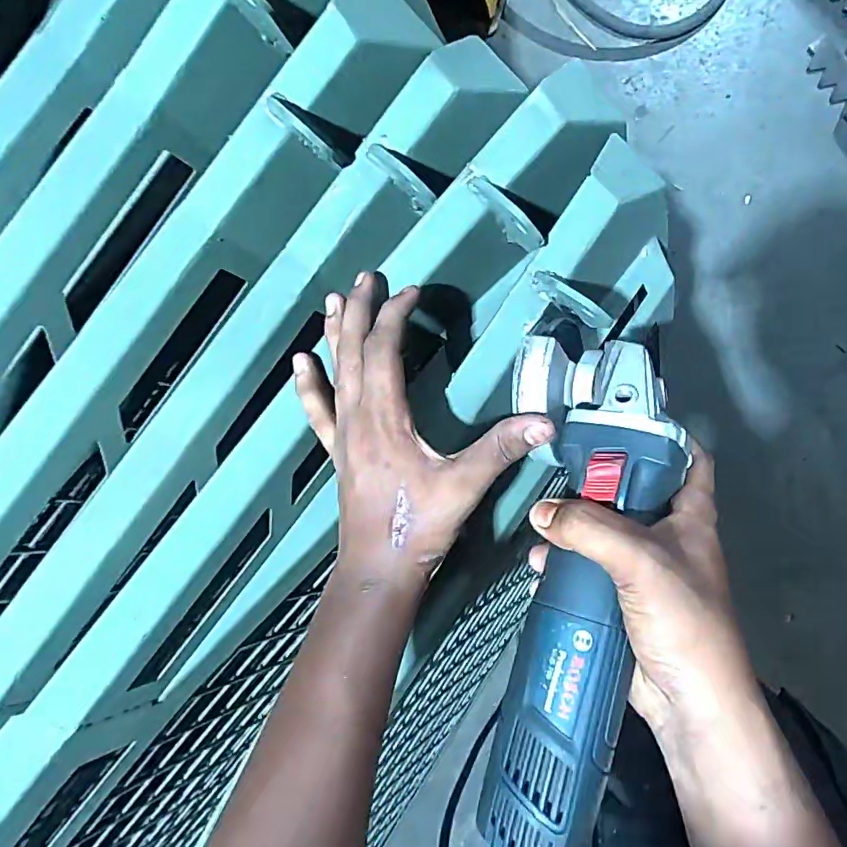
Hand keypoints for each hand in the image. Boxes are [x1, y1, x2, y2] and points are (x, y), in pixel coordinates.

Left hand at [291, 271, 554, 589]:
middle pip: (352, 352)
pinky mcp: (339, 452)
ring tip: (331, 301)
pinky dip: (310, 383)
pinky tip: (301, 365)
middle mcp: (358, 419)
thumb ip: (502, 449)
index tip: (412, 292)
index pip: (384, 352)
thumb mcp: (466, 485)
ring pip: (335, 373)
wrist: (379, 568)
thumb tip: (545, 421)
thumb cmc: (420, 526)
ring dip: (334, 335)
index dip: (395, 317)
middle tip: (367, 277)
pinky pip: (319, 409)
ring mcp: (344, 435)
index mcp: (385, 419)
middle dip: (359, 311)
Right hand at [526, 443, 758, 737]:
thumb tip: (543, 513)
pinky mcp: (622, 600)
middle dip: (599, 482)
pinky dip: (566, 565)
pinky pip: (590, 570)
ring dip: (574, 527)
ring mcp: (644, 570)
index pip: (689, 460)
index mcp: (691, 516)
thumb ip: (590, 530)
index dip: (666, 436)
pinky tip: (542, 566)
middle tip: (562, 470)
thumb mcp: (640, 561)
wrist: (688, 702)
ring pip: (605, 533)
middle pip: (634, 493)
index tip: (626, 421)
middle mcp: (669, 536)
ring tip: (542, 523)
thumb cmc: (685, 621)